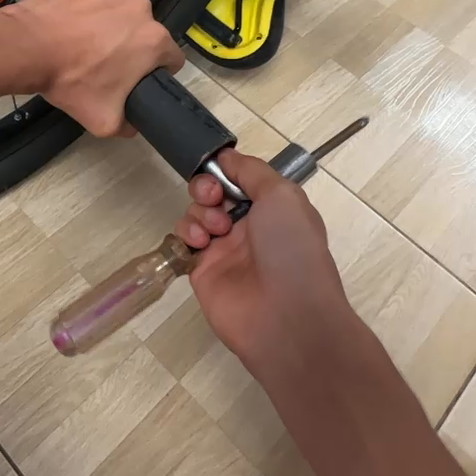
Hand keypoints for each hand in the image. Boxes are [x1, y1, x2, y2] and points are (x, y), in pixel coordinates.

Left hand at [0, 0, 183, 135]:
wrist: (27, 46)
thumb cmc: (71, 81)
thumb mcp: (104, 121)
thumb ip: (129, 125)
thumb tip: (132, 123)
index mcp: (154, 40)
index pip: (172, 60)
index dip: (158, 74)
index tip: (136, 82)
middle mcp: (141, 8)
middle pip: (146, 33)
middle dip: (132, 48)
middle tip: (104, 66)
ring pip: (121, 12)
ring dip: (111, 25)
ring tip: (83, 43)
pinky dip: (89, 6)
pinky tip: (71, 22)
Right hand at [173, 151, 354, 369]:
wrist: (287, 318)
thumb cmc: (292, 249)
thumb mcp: (283, 196)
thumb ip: (251, 170)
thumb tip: (225, 157)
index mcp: (273, 208)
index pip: (240, 179)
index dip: (226, 170)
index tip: (220, 170)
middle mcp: (248, 227)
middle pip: (214, 192)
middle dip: (207, 187)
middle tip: (213, 197)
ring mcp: (224, 249)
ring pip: (196, 213)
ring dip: (200, 211)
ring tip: (215, 229)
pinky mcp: (201, 270)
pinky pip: (184, 240)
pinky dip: (187, 232)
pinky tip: (200, 241)